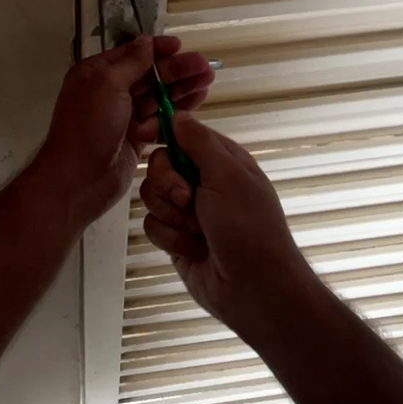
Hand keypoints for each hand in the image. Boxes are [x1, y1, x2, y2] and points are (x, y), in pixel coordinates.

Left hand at [27, 36, 213, 227]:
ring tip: (206, 82)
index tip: (180, 46)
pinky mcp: (135, 137)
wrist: (79, 179)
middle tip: (204, 67)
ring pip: (157, 97)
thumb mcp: (107, 85)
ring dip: (181, 89)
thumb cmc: (89, 126)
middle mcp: (109, 91)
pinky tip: (195, 104)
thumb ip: (131, 63)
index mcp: (96, 73)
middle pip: (148, 75)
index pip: (131, 54)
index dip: (157, 49)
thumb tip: (145, 41)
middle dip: (176, 70)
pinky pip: (159, 120)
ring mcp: (123, 116)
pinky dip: (175, 113)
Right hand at [139, 113, 317, 336]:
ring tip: (197, 230)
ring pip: (151, 196)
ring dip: (172, 215)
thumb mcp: (228, 175)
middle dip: (167, 183)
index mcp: (220, 160)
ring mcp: (187, 211)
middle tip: (188, 200)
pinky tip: (194, 249)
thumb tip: (178, 114)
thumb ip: (199, 142)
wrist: (254, 289)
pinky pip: (153, 226)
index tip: (148, 135)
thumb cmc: (248, 226)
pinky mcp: (175, 238)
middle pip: (159, 165)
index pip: (182, 134)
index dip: (164, 134)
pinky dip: (171, 238)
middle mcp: (202, 182)